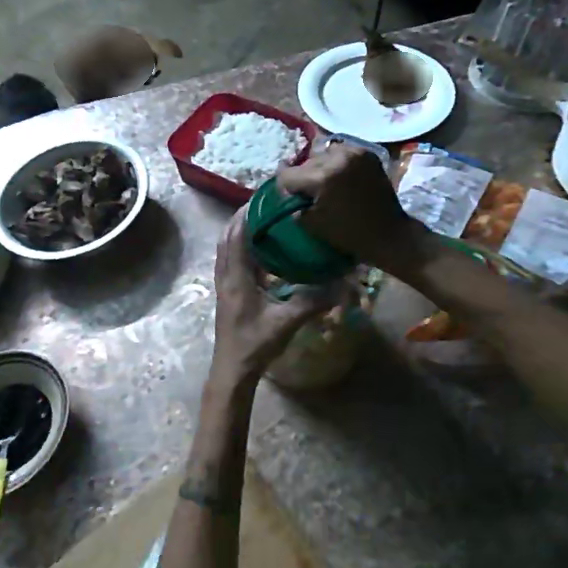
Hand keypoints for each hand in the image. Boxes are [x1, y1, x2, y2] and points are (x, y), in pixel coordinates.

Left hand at [209, 211, 329, 390]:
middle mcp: (226, 276)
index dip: (248, 213)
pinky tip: (262, 250)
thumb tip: (342, 284)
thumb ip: (312, 302)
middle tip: (267, 204)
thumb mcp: (286, 322)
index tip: (265, 197)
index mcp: (236, 277)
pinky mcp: (228, 293)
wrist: (233, 371)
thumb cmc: (255, 345)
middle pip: (228, 236)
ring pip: (227, 248)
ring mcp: (224, 284)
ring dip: (241, 230)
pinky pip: (231, 260)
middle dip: (244, 217)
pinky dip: (242, 247)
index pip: (237, 235)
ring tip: (265, 220)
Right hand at [273, 142, 416, 269]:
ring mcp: (355, 152)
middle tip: (311, 192)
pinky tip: (342, 176)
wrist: (388, 233)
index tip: (291, 196)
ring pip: (323, 153)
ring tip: (328, 183)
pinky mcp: (368, 153)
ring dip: (321, 166)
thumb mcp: (312, 223)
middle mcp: (337, 158)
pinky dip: (338, 162)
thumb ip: (294, 203)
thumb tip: (287, 190)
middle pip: (305, 162)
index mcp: (322, 178)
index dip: (286, 188)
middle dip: (304, 177)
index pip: (287, 174)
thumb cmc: (348, 234)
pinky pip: (342, 151)